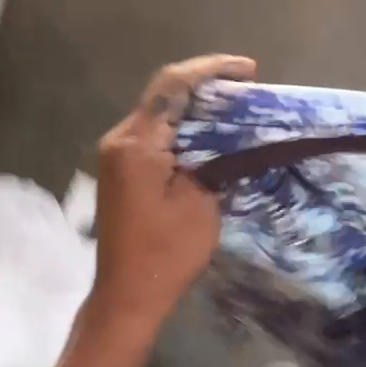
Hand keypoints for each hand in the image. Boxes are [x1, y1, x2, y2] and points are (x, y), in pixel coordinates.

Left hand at [84, 54, 255, 340]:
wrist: (126, 297)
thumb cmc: (166, 254)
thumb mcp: (202, 202)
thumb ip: (217, 158)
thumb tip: (236, 132)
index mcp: (137, 143)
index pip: (173, 85)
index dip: (212, 69)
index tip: (249, 71)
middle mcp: (120, 138)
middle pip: (164, 92)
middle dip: (207, 83)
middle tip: (247, 85)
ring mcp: (116, 152)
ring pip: (160, 110)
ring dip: (196, 104)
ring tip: (236, 104)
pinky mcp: (121, 167)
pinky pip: (154, 131)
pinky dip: (184, 125)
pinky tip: (212, 132)